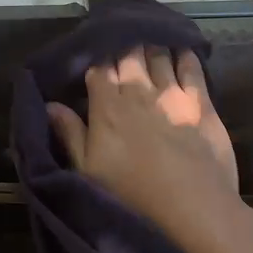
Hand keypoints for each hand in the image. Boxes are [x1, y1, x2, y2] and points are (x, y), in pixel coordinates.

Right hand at [46, 47, 249, 252]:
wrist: (192, 208)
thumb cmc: (132, 194)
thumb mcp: (88, 170)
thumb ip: (70, 133)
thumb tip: (51, 104)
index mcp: (107, 105)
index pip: (98, 70)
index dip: (96, 63)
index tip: (95, 63)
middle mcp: (138, 90)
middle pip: (128, 56)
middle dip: (123, 48)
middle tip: (121, 47)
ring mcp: (171, 93)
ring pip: (158, 55)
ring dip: (151, 48)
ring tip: (148, 43)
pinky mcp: (201, 102)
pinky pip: (191, 67)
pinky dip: (184, 55)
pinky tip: (182, 51)